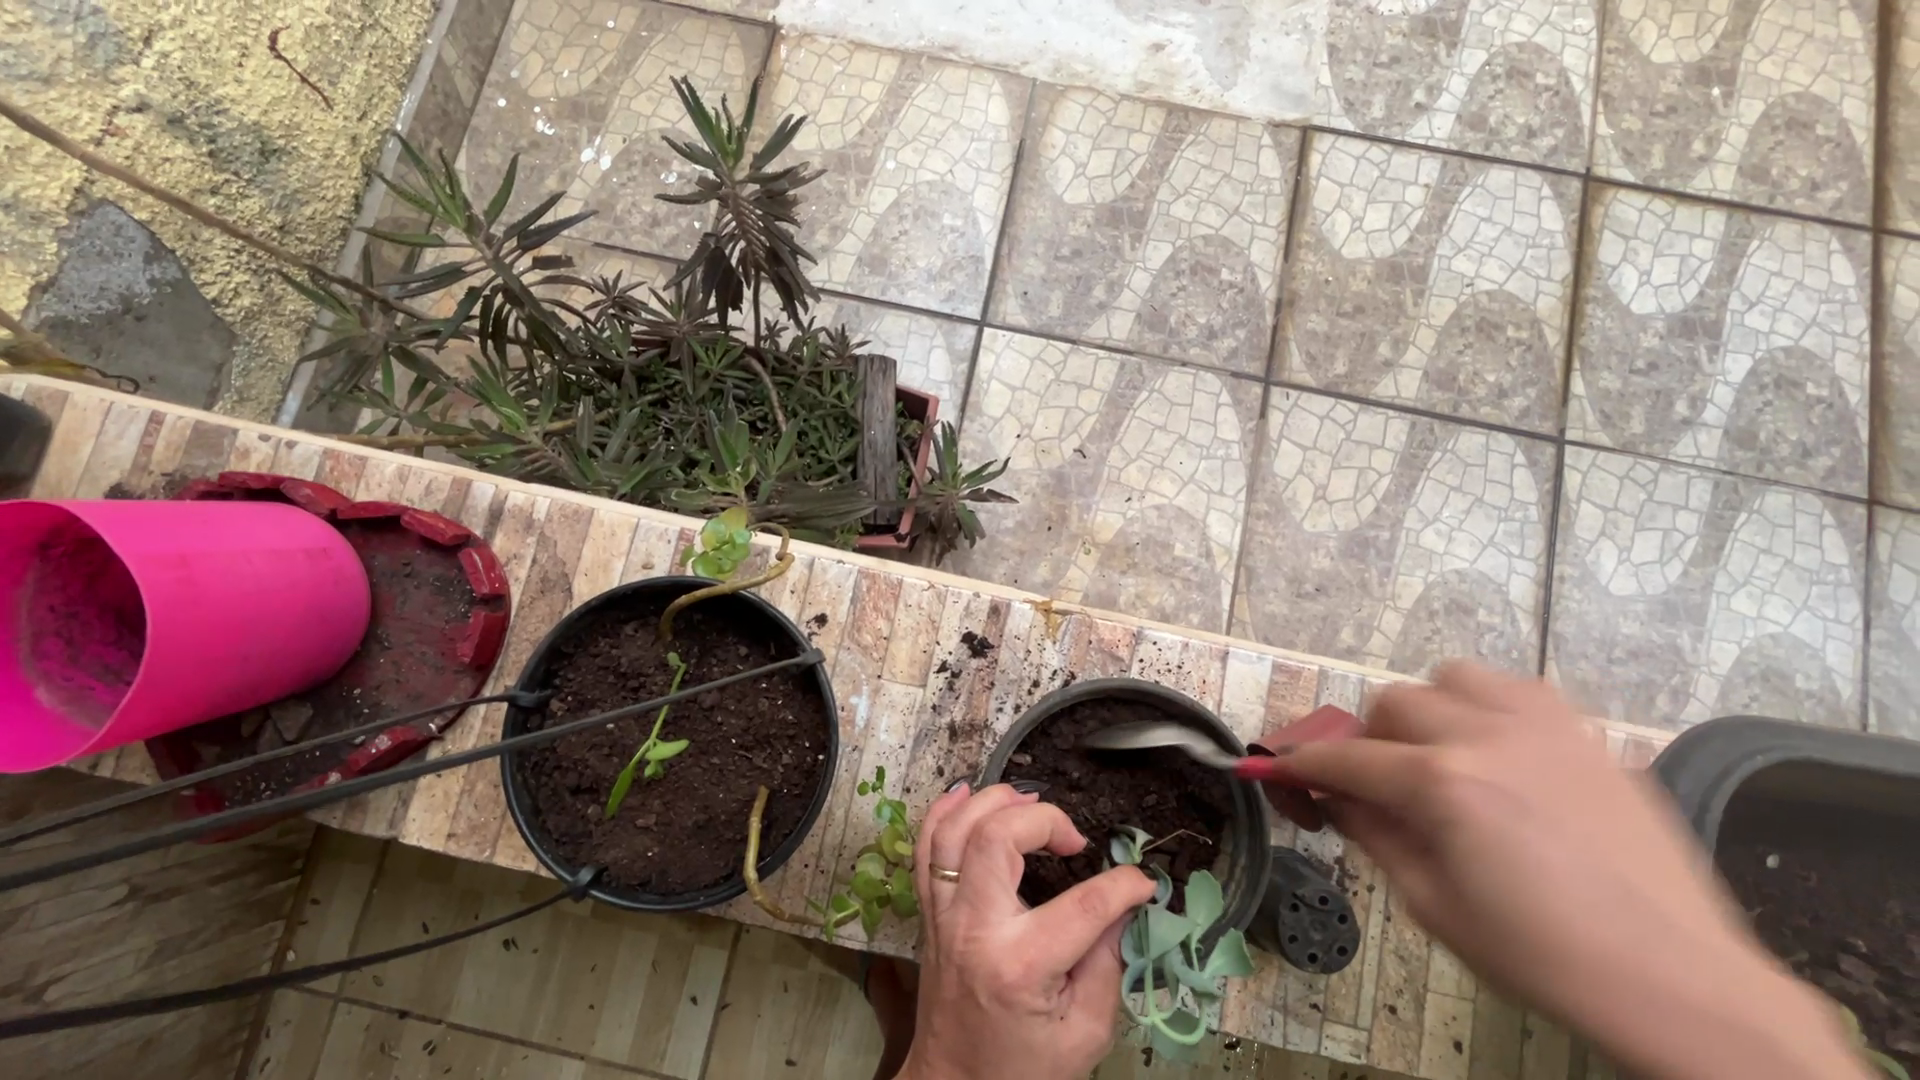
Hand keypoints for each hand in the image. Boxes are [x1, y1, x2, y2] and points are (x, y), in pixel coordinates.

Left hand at [896, 783, 1155, 1079]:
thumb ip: (1108, 964)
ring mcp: (944, 915)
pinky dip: (944, 812)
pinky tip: (970, 795)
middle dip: (1042, 819)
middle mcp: (974, 929)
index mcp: (1020, 966)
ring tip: (1029, 803)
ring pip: (953, 831)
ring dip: (992, 802)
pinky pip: (924, 847)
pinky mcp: (929, 911)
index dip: (1123, 885)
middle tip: (1072, 839)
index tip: (1142, 882)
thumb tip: (1124, 905)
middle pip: (995, 839)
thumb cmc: (1023, 1068)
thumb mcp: (1085, 1033)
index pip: (1082, 905)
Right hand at [1259, 663, 1872, 1079]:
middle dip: (1367, 740)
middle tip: (1375, 783)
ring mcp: (1542, 728)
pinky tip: (1497, 748)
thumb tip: (1333, 798)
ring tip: (1439, 754)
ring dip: (1428, 710)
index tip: (1277, 768)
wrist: (1677, 979)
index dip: (1301, 764)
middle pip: (1391, 704)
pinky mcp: (1586, 735)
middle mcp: (1484, 737)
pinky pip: (1517, 688)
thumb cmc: (1540, 956)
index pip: (1345, 760)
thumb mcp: (1431, 905)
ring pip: (1451, 677)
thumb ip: (1373, 834)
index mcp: (1441, 785)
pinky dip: (1487, 706)